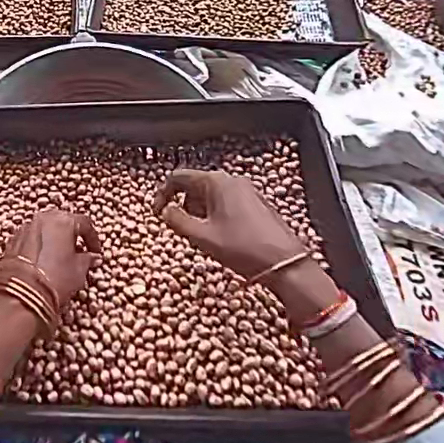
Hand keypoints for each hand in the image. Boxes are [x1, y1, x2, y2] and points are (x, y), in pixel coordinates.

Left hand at [0, 209, 100, 306]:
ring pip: (44, 230)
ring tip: (59, 259)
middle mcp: (42, 219)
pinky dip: (38, 247)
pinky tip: (43, 262)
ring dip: (53, 241)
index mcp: (63, 221)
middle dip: (71, 236)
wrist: (21, 294)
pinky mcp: (12, 241)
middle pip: (61, 222)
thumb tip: (92, 257)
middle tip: (78, 252)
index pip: (84, 223)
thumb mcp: (79, 270)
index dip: (92, 239)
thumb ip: (87, 259)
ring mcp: (25, 229)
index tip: (95, 251)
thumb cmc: (53, 279)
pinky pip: (30, 239)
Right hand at [153, 169, 307, 280]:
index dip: (162, 194)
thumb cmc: (243, 249)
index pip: (177, 177)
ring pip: (210, 196)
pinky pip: (226, 203)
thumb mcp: (201, 237)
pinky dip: (215, 215)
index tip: (158, 212)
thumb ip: (176, 220)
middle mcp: (232, 181)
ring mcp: (246, 192)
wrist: (286, 265)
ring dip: (198, 212)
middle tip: (180, 227)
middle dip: (182, 205)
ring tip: (201, 235)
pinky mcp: (256, 204)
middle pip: (194, 185)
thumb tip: (165, 211)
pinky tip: (220, 237)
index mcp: (216, 182)